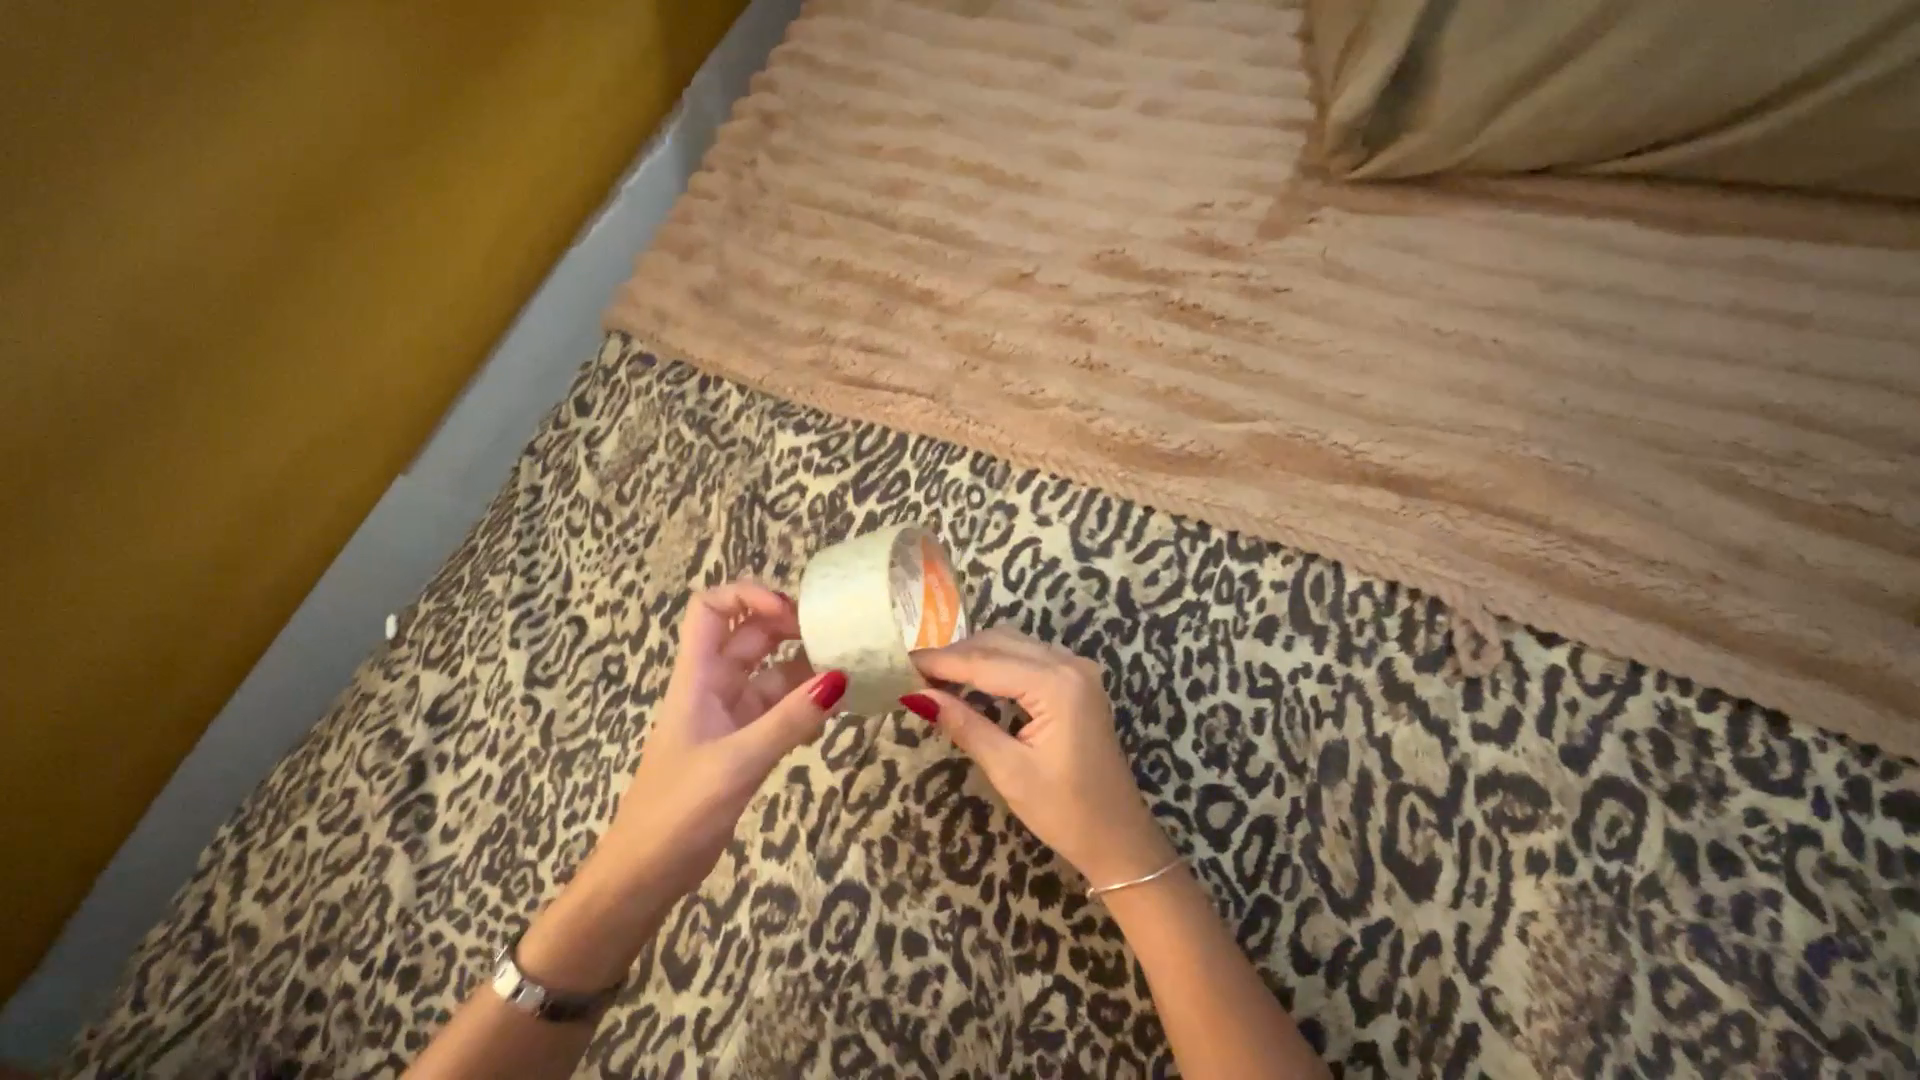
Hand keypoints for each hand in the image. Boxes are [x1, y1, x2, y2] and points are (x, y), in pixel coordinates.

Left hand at [596, 580, 847, 897]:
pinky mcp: (743, 744)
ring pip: (770, 673)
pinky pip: (778, 710)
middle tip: (836, 638)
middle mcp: (712, 686)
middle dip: (790, 627)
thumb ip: (789, 719)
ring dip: (804, 669)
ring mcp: (728, 716)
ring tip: (848, 673)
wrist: (646, 872)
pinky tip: (831, 719)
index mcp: (696, 677)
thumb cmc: (678, 810)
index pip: (711, 608)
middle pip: (749, 634)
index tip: (790, 613)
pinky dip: (804, 707)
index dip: (748, 595)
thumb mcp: (738, 761)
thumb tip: (840, 677)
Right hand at [903, 628, 1174, 888]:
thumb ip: (965, 724)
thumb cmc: (1065, 811)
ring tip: (934, 678)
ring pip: (1013, 644)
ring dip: (974, 656)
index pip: (985, 662)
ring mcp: (1078, 670)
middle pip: (999, 642)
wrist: (1118, 836)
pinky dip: (996, 664)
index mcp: (1057, 685)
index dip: (940, 661)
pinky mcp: (1077, 681)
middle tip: (912, 674)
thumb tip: (917, 696)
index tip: (900, 663)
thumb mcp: (1008, 770)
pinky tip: (970, 683)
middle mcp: (1070, 664)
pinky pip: (1029, 657)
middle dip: (954, 655)